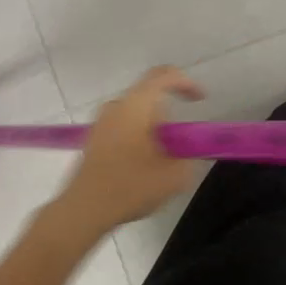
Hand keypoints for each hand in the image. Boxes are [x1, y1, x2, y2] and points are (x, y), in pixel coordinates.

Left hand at [51, 66, 203, 236]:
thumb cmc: (131, 185)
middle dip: (170, 113)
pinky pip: (122, 126)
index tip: (201, 100)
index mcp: (137, 105)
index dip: (187, 83)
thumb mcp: (175, 174)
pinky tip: (141, 165)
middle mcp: (116, 105)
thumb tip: (189, 147)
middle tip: (181, 140)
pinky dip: (137, 137)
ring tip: (162, 157)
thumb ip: (190, 154)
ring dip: (152, 127)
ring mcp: (100, 121)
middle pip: (149, 95)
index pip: (164, 76)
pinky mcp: (93, 139)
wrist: (85, 209)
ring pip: (135, 112)